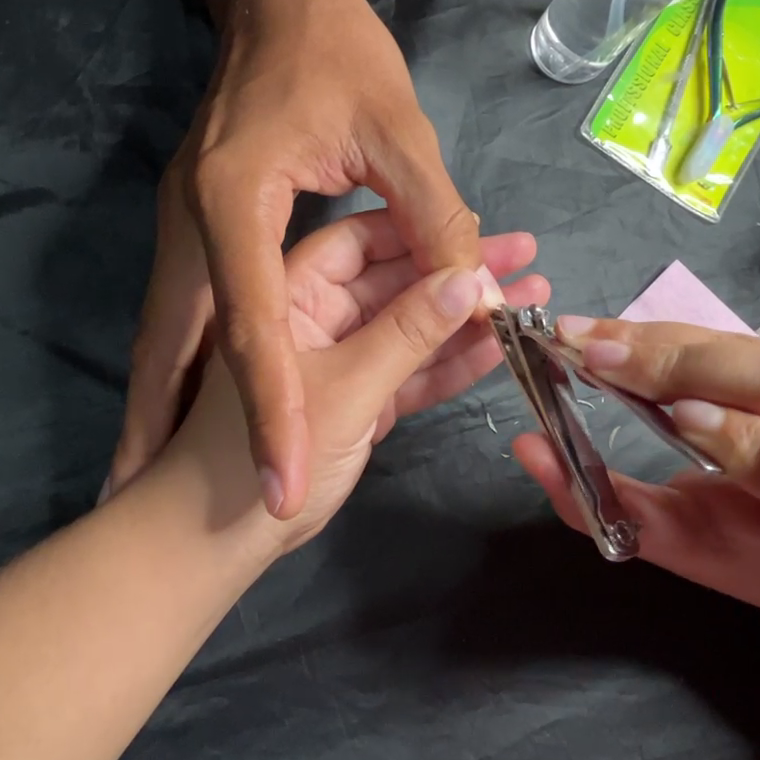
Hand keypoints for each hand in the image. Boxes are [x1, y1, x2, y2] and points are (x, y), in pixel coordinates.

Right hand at [110, 0, 499, 515]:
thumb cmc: (337, 53)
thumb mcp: (398, 132)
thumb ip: (432, 219)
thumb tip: (473, 298)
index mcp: (233, 203)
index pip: (253, 326)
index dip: (271, 411)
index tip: (281, 485)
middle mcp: (189, 227)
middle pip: (169, 344)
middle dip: (149, 426)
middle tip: (126, 501)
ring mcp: (182, 228)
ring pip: (165, 333)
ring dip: (150, 401)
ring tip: (131, 473)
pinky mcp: (194, 230)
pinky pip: (187, 312)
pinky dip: (176, 363)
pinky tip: (168, 403)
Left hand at [161, 210, 547, 553]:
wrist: (225, 534)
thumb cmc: (269, 445)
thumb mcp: (347, 384)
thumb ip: (409, 332)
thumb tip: (472, 279)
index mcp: (294, 291)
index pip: (362, 241)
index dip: (420, 230)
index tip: (479, 224)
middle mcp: (320, 314)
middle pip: (398, 282)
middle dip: (460, 273)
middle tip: (527, 255)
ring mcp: (344, 358)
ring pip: (413, 327)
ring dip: (467, 318)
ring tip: (534, 294)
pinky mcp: (362, 398)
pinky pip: (411, 370)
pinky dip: (450, 362)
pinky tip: (500, 345)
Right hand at [513, 320, 759, 628]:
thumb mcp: (709, 562)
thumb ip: (626, 514)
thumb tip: (534, 452)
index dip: (747, 439)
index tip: (669, 415)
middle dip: (682, 361)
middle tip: (585, 350)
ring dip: (670, 339)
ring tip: (589, 336)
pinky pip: (756, 343)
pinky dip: (685, 338)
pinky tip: (630, 338)